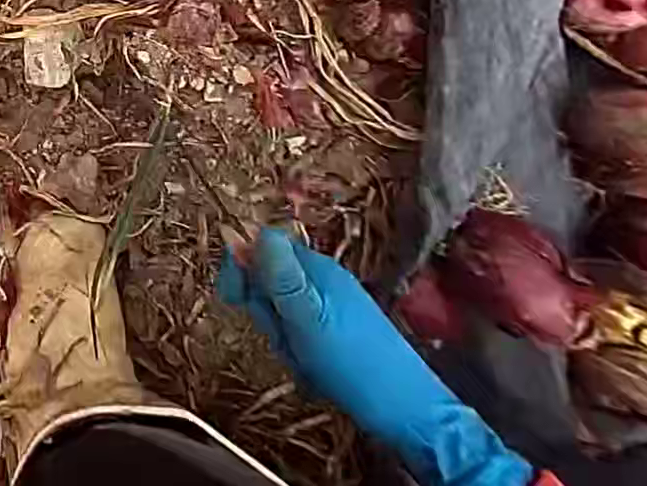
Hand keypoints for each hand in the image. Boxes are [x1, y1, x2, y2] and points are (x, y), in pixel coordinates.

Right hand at [218, 229, 531, 485]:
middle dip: (265, 312)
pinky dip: (299, 352)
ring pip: (282, 311)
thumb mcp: (308, 317)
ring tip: (302, 360)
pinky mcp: (339, 332)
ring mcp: (333, 305)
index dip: (241, 269)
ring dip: (282, 337)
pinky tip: (313, 372)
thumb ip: (279, 275)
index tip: (231, 297)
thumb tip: (254, 229)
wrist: (414, 417)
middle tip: (283, 339)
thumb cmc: (356, 363)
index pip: (261, 247)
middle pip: (269, 280)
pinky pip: (300, 332)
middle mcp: (322, 279)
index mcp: (315, 267)